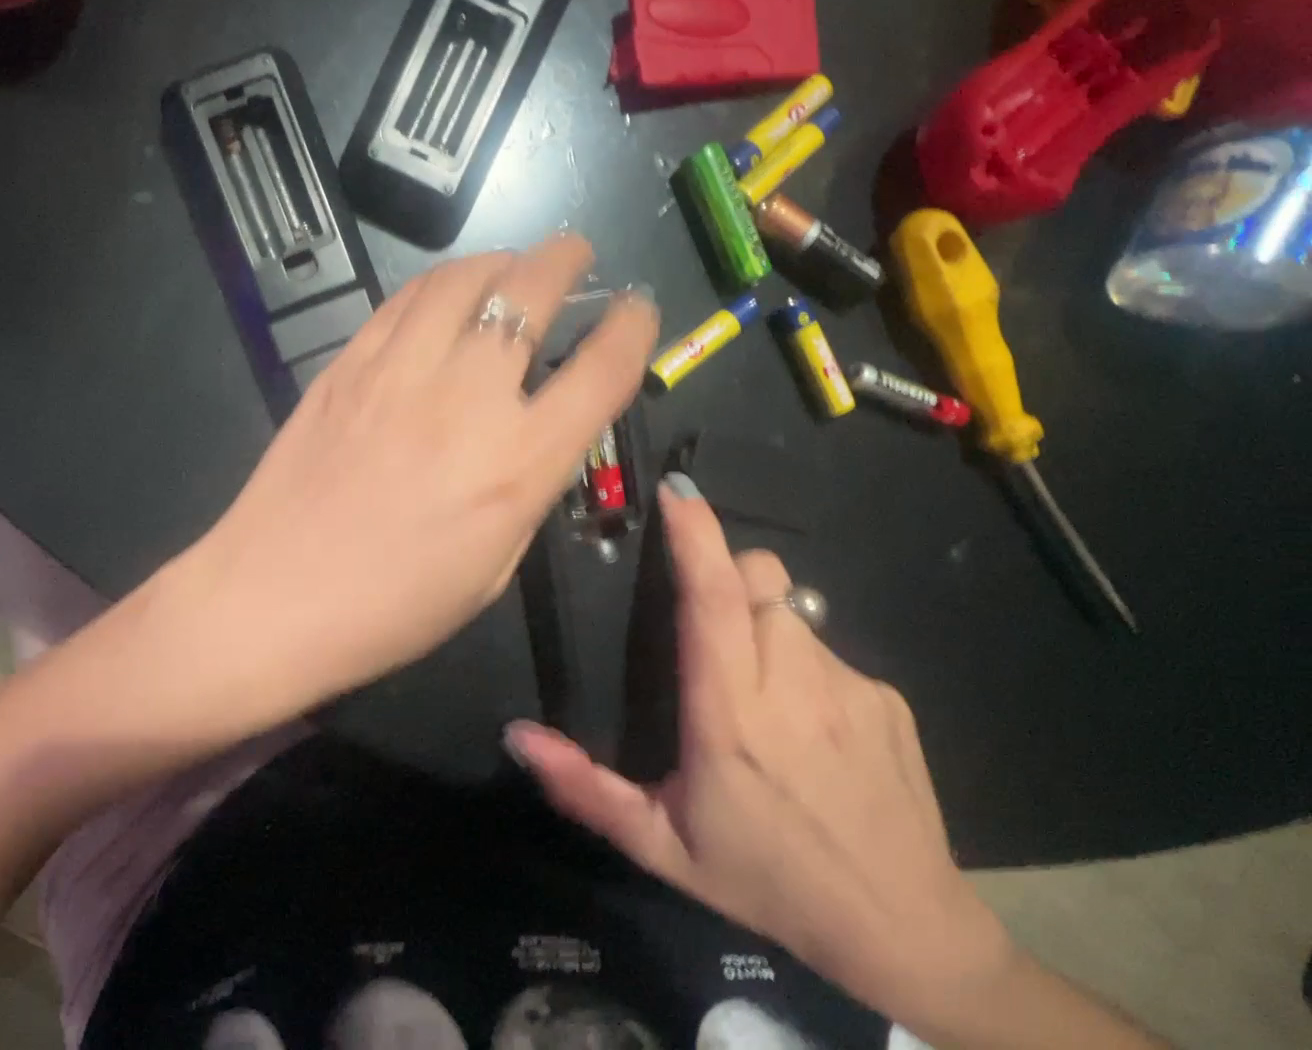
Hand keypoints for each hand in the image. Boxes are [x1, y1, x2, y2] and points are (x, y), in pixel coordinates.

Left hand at [185, 233, 657, 704]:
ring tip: (510, 265)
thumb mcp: (491, 571)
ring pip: (461, 280)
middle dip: (566, 259)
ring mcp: (399, 374)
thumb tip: (533, 442)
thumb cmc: (391, 610)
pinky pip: (401, 302)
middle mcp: (467, 400)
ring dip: (499, 260)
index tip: (638, 311)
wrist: (273, 598)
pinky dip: (436, 286)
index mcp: (518, 464)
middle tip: (576, 255)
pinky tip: (441, 295)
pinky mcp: (345, 368)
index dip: (633, 329)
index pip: (601, 370)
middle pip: (530, 293)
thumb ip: (523, 494)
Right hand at [504, 478, 1017, 1024]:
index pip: (712, 601)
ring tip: (756, 701)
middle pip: (758, 583)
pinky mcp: (889, 698)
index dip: (695, 537)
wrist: (901, 925)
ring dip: (760, 629)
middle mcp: (794, 685)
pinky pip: (830, 652)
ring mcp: (852, 687)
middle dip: (725, 578)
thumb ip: (583, 787)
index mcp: (729, 717)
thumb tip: (517, 735)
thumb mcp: (659, 846)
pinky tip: (806, 732)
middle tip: (702, 635)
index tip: (676, 492)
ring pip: (793, 613)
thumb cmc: (763, 882)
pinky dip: (802, 667)